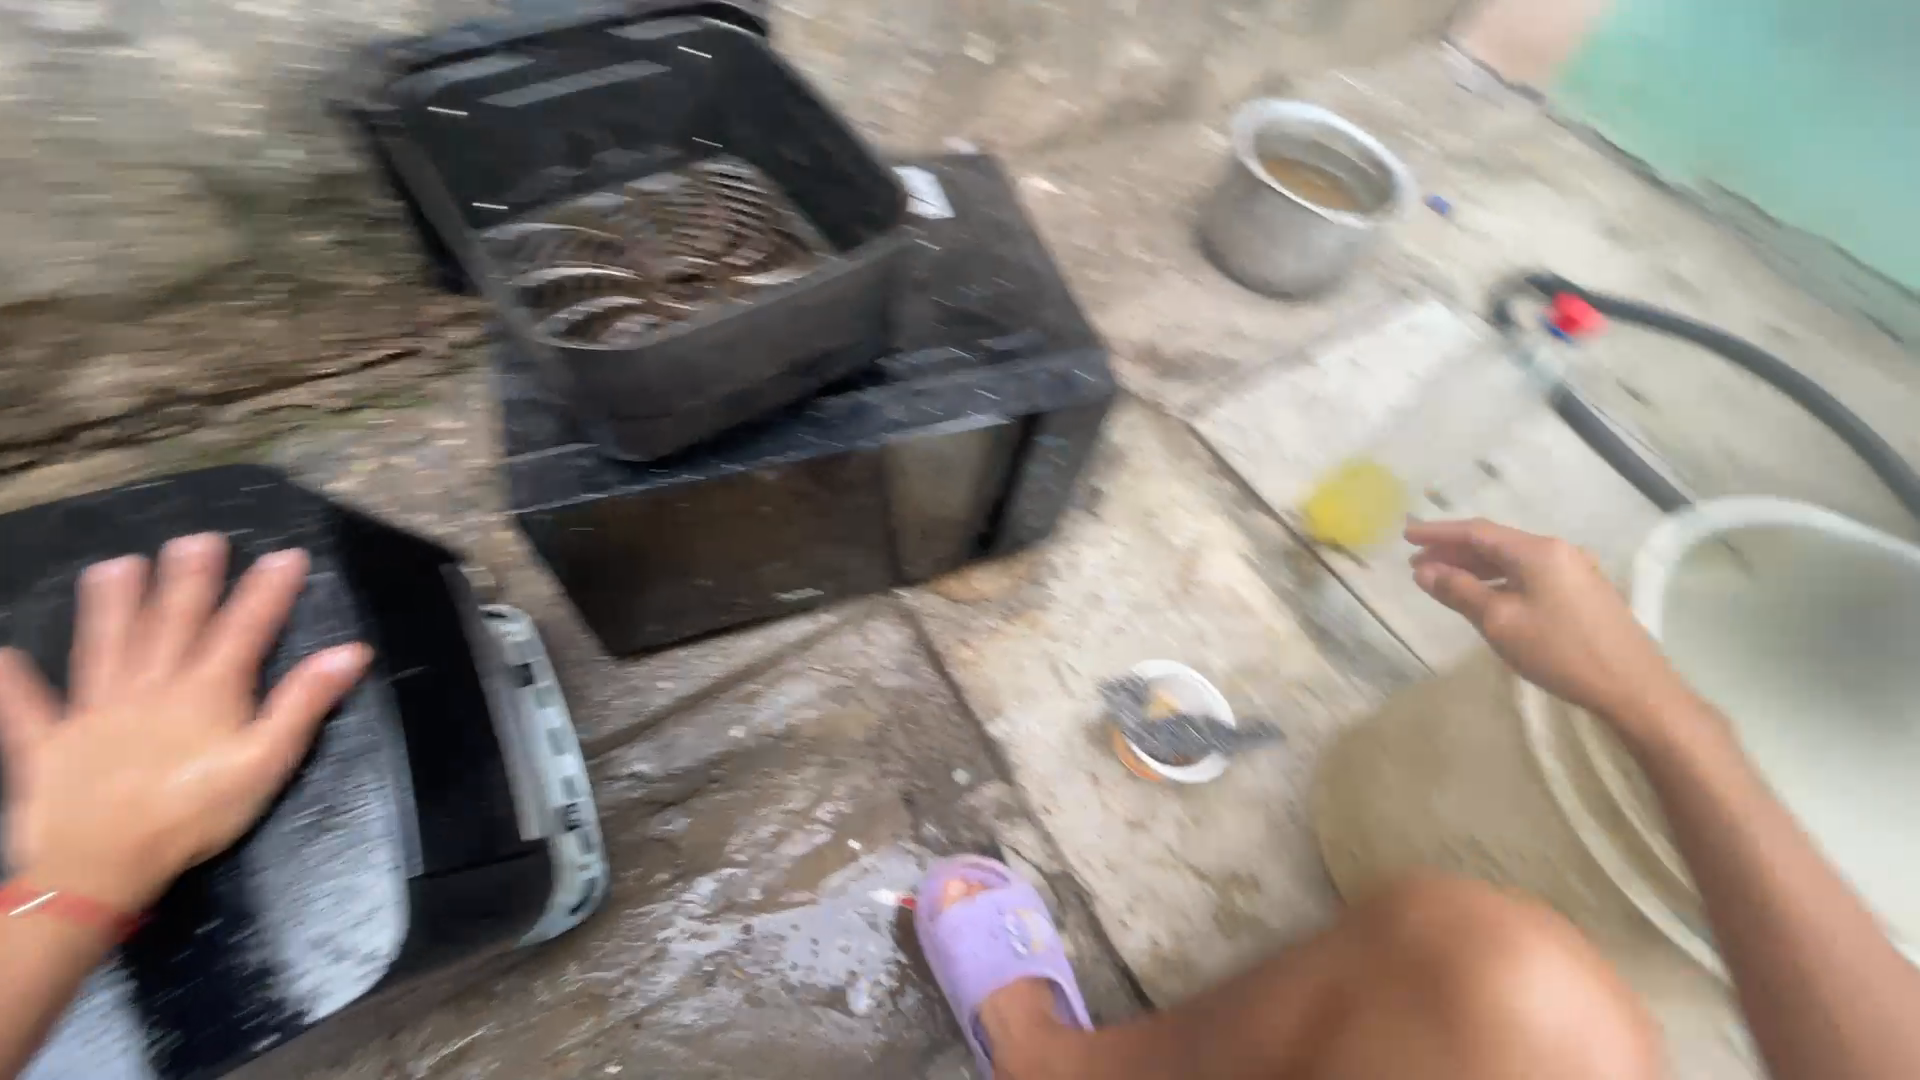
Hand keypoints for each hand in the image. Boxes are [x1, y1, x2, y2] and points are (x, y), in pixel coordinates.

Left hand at [0, 533, 371, 912]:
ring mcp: (92, 714)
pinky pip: (25, 709)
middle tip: (196, 540)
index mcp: (205, 693)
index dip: (266, 592)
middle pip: (171, 626)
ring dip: (109, 606)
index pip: (243, 630)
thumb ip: (305, 703)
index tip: (285, 555)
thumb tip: (350, 651)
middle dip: (188, 581)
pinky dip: (12, 682)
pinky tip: (2, 656)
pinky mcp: (46, 746)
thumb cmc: (197, 813)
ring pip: (103, 649)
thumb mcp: (268, 761)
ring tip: (115, 566)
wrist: (99, 870)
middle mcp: (149, 690)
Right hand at [1406, 519, 1696, 743]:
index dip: (1437, 533)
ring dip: (1472, 566)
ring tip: (1439, 578)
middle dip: (1451, 551)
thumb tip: (1424, 572)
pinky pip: (1526, 574)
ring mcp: (1573, 571)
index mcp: (1537, 551)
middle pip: (1493, 543)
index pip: (1476, 532)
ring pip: (1509, 560)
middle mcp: (1557, 552)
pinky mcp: (1580, 592)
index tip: (1405, 536)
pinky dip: (1495, 579)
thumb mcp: (1498, 620)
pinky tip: (1480, 593)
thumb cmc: (1560, 650)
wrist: (1634, 688)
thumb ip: (1458, 590)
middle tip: (1415, 562)